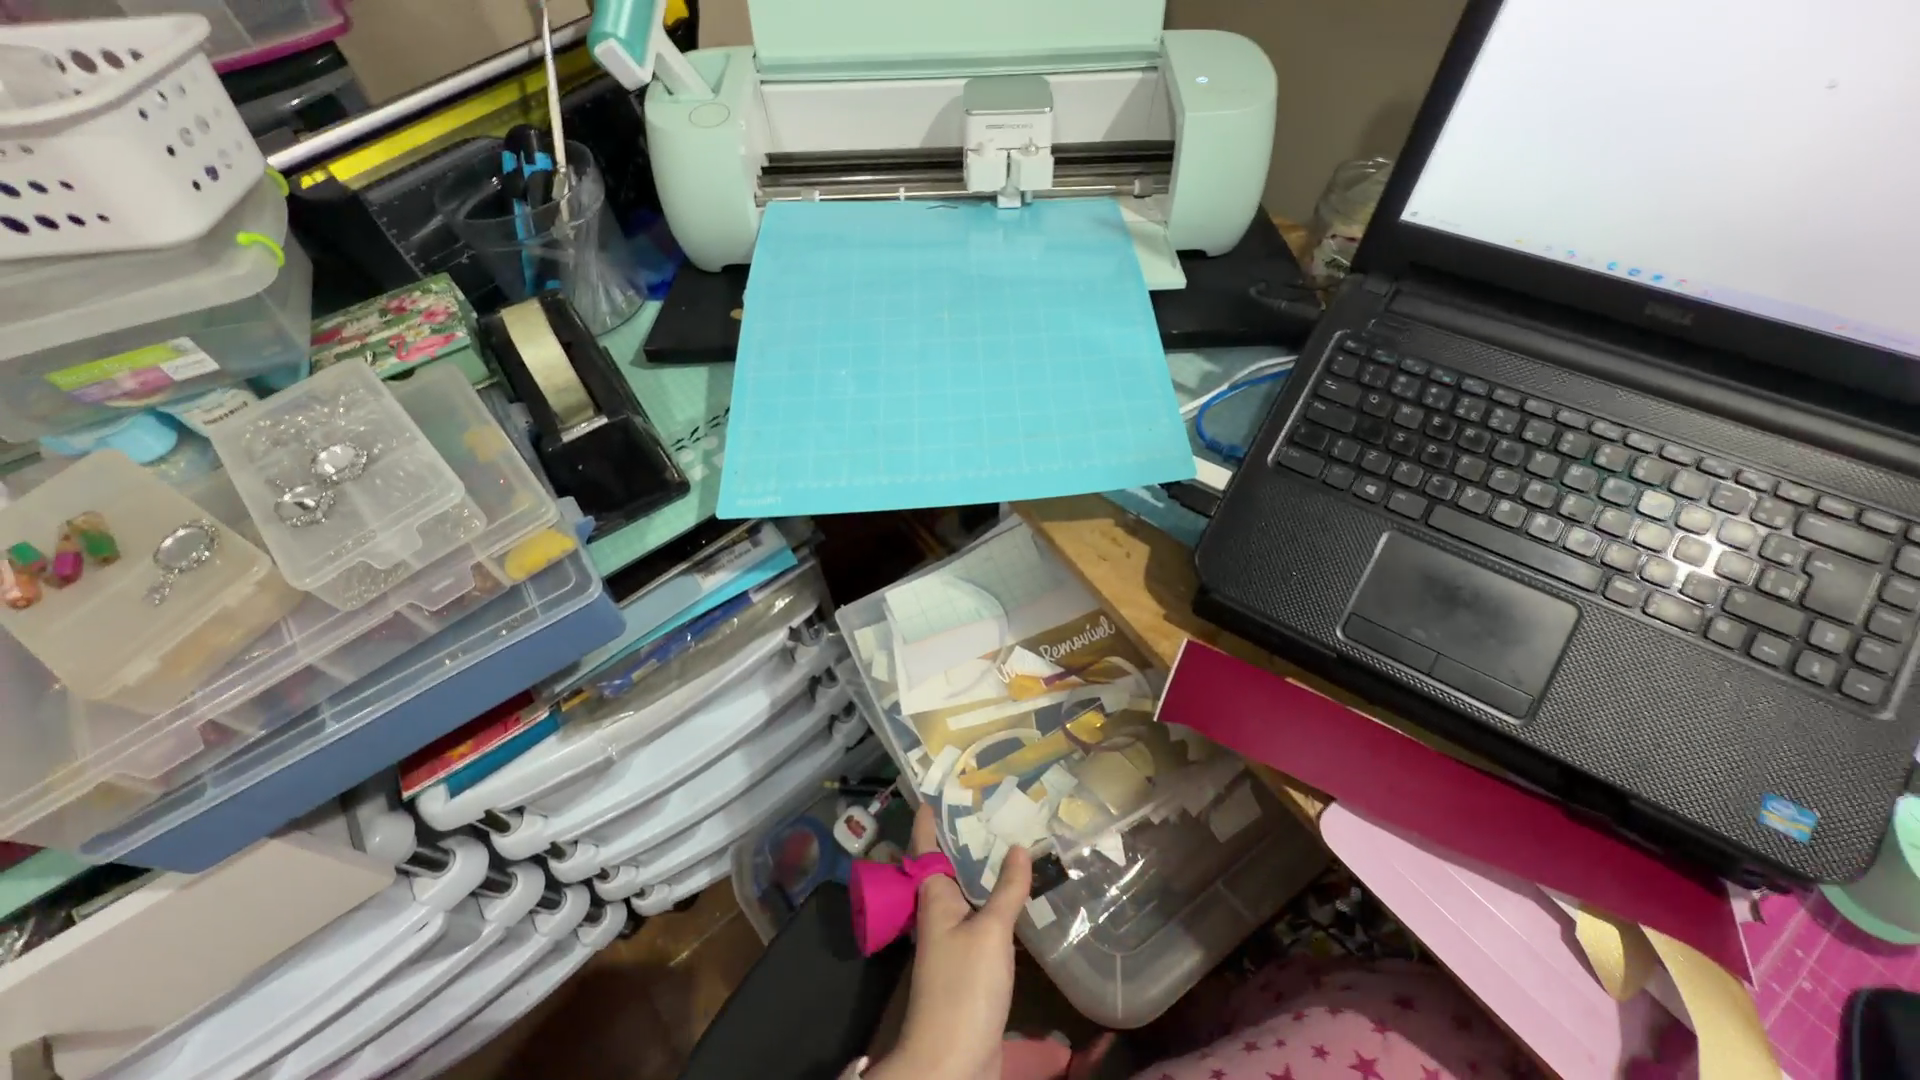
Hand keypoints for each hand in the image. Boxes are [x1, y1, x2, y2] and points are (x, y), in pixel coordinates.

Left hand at [868, 803, 1032, 1079]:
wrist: (952, 1059)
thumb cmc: (964, 987)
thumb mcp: (989, 933)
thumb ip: (1005, 891)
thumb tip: (1018, 847)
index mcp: (934, 898)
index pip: (926, 848)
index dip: (928, 820)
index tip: (935, 791)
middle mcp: (939, 914)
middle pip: (946, 867)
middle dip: (961, 839)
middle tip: (987, 808)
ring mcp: (953, 941)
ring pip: (966, 894)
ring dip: (982, 870)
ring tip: (1008, 841)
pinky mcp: (970, 965)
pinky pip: (982, 920)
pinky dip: (997, 902)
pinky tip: (1018, 897)